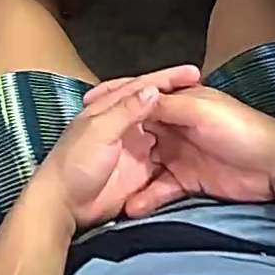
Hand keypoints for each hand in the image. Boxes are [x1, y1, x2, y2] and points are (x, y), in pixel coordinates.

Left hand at [33, 65, 200, 228]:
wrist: (66, 203)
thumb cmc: (77, 161)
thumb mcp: (100, 131)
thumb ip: (125, 111)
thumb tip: (152, 88)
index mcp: (109, 107)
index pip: (141, 86)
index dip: (166, 78)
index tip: (194, 71)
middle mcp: (122, 122)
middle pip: (154, 105)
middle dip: (178, 97)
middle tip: (207, 91)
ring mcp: (132, 146)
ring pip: (162, 128)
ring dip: (181, 122)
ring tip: (208, 117)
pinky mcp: (139, 170)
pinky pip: (163, 156)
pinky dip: (178, 149)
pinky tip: (196, 147)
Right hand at [82, 77, 274, 216]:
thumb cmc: (236, 127)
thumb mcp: (198, 109)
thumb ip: (163, 105)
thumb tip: (131, 99)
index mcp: (171, 102)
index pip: (135, 99)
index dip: (112, 103)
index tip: (86, 109)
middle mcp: (168, 126)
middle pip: (133, 130)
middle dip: (112, 141)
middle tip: (88, 151)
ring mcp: (175, 154)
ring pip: (141, 161)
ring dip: (125, 172)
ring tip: (104, 185)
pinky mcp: (185, 180)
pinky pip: (159, 188)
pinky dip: (146, 197)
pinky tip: (131, 207)